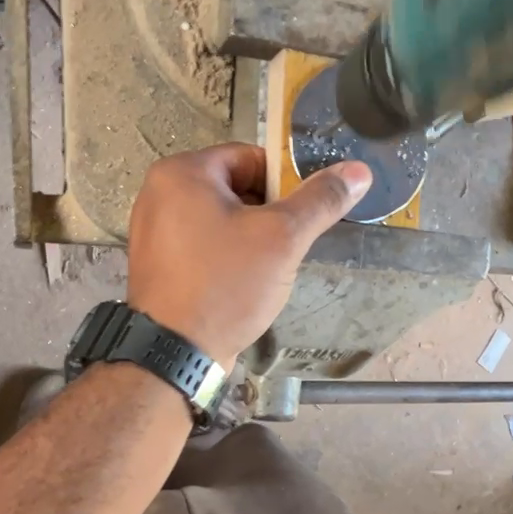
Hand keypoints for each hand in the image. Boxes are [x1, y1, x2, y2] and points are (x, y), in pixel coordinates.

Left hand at [125, 143, 371, 366]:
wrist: (174, 354)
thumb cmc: (225, 287)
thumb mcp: (282, 239)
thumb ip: (320, 201)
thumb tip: (359, 172)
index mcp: (182, 172)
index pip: (250, 159)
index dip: (284, 186)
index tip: (300, 218)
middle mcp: (158, 194)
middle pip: (234, 190)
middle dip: (266, 218)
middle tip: (285, 250)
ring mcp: (153, 233)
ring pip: (220, 223)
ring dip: (249, 242)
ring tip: (264, 274)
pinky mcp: (157, 267)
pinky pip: (202, 250)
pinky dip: (225, 262)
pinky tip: (239, 289)